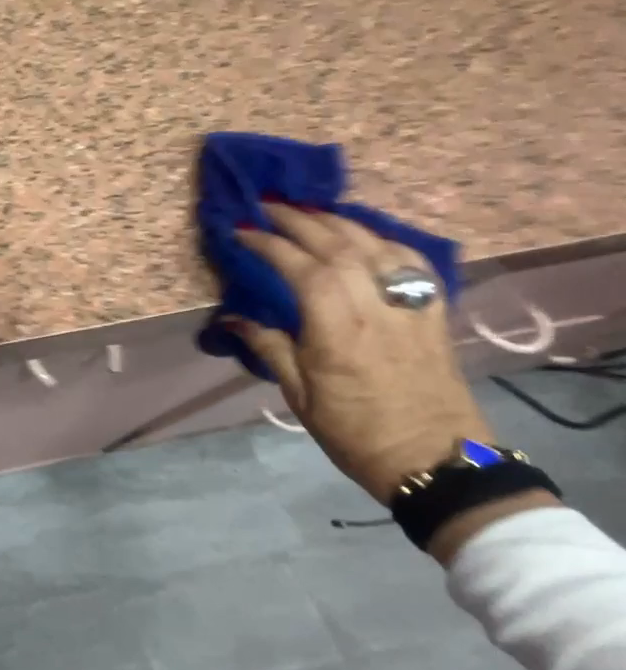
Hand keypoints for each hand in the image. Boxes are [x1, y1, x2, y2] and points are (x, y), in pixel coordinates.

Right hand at [233, 204, 495, 505]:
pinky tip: (365, 236)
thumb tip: (230, 318)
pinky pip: (413, 264)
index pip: (302, 269)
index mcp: (339, 332)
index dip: (269, 244)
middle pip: (340, 247)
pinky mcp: (435, 316)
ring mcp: (412, 310)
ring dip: (339, 222)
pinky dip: (385, 241)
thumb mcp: (300, 396)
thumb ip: (268, 347)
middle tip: (265, 206)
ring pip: (378, 247)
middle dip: (298, 220)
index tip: (241, 232)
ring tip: (307, 211)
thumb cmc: (357, 433)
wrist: (440, 464)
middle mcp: (378, 311)